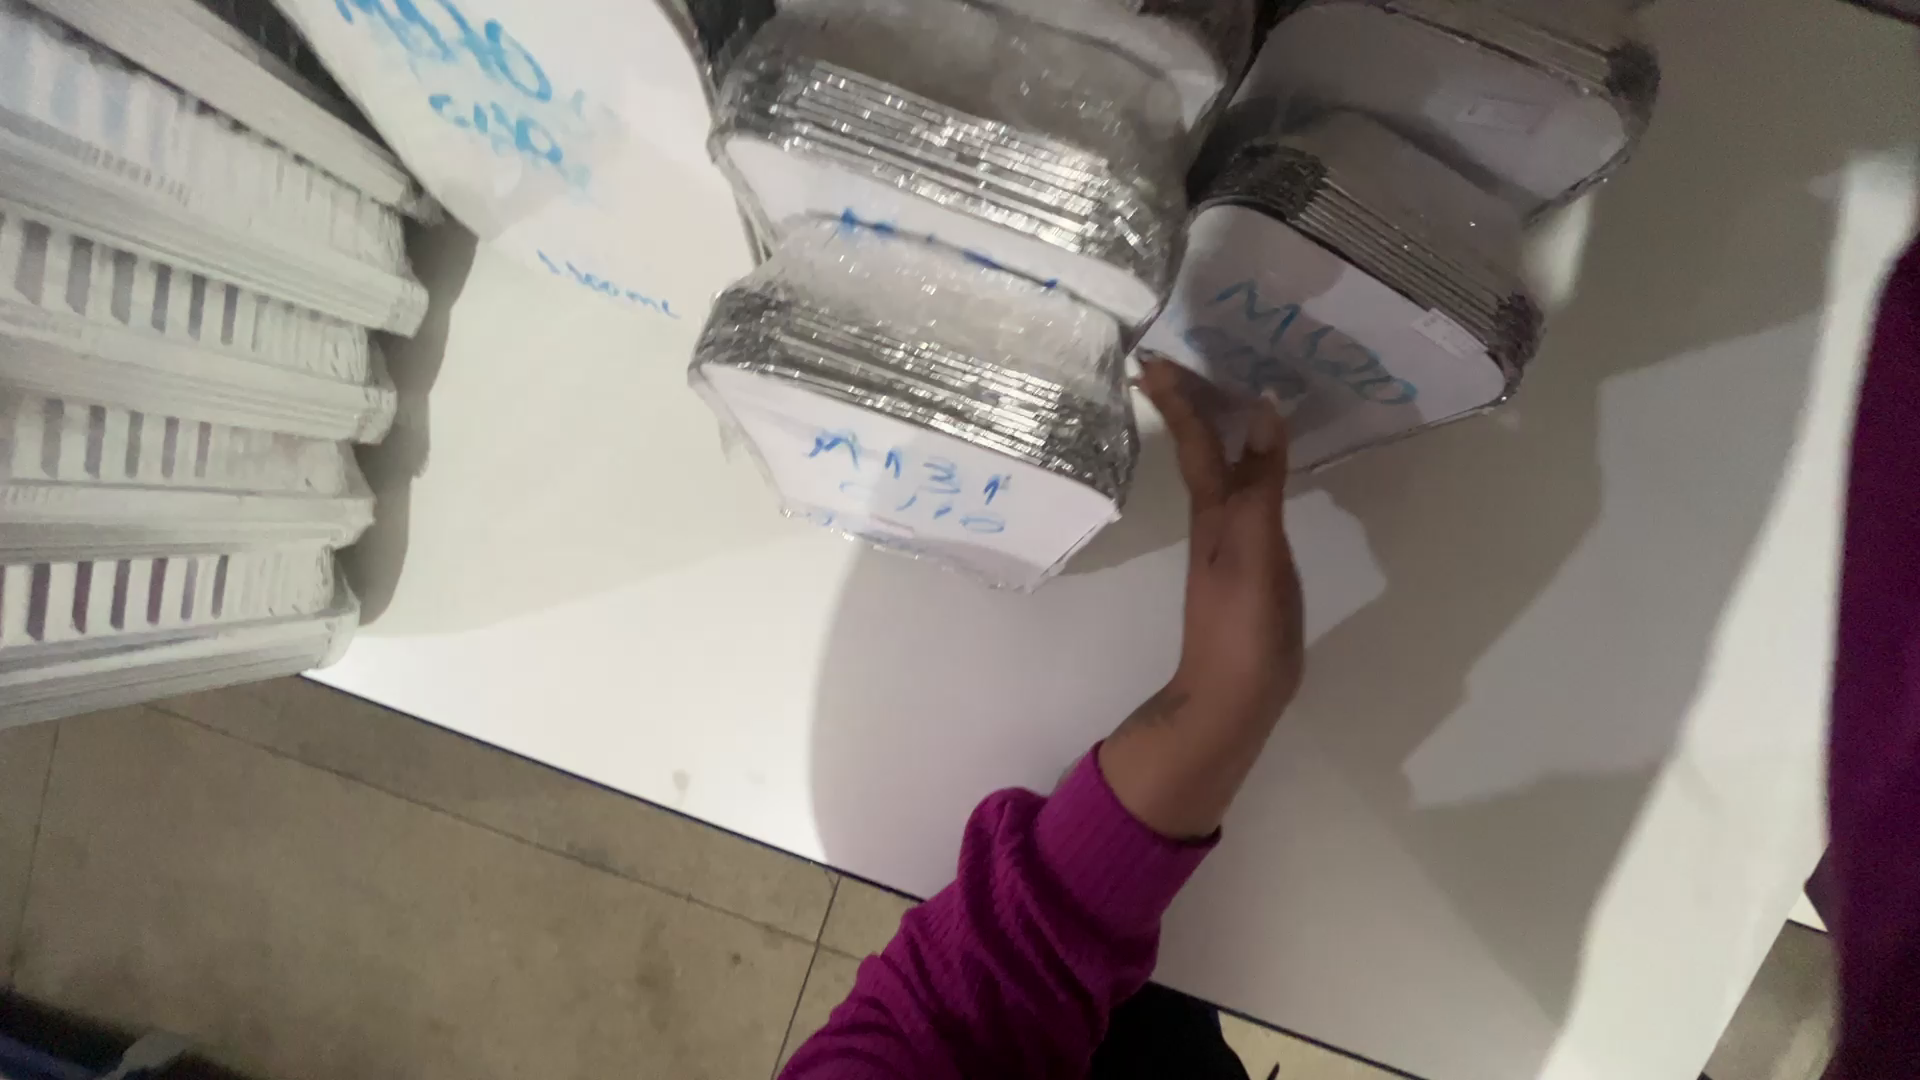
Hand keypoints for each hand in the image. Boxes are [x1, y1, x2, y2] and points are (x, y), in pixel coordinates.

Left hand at [1139, 358, 1304, 725]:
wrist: (1233, 693)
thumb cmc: (1242, 625)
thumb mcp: (1254, 550)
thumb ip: (1260, 484)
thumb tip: (1260, 412)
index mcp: (1213, 511)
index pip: (1194, 442)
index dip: (1178, 400)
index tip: (1154, 359)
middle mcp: (1214, 518)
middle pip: (1198, 450)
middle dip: (1187, 405)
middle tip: (1178, 361)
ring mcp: (1229, 541)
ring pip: (1216, 470)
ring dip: (1211, 431)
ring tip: (1218, 393)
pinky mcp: (1249, 562)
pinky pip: (1242, 496)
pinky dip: (1244, 467)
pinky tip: (1254, 464)